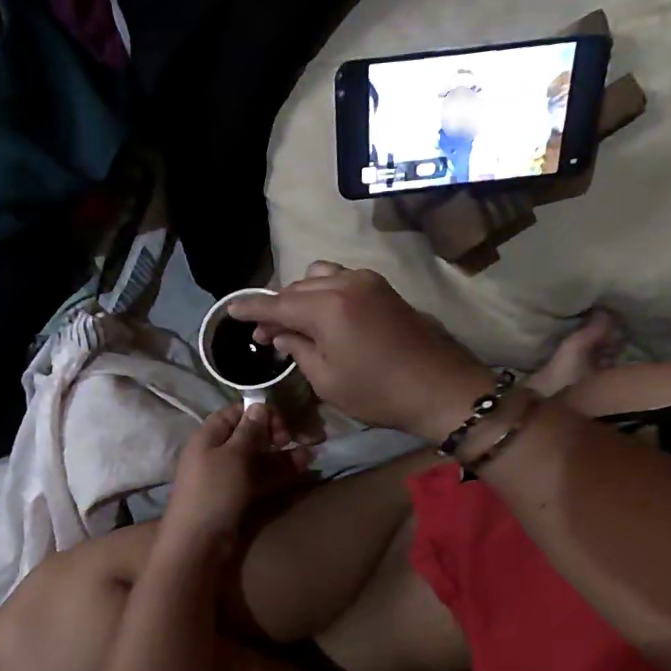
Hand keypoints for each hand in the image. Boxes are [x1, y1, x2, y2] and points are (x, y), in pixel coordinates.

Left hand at [161, 401, 306, 547]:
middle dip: (274, 434)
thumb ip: (249, 431)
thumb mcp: (233, 456)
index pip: (234, 413)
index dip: (258, 413)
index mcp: (208, 437)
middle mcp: (217, 453)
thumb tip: (260, 405)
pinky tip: (301, 469)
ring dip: (283, 455)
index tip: (281, 420)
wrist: (199, 542)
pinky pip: (261, 478)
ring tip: (309, 455)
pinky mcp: (238, 496)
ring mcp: (228, 476)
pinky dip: (279, 473)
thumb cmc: (214, 491)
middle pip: (248, 436)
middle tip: (293, 439)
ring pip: (259, 459)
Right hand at [226, 263, 490, 439]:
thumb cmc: (380, 393)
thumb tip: (280, 334)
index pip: (277, 302)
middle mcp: (345, 283)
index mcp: (326, 307)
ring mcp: (368, 281)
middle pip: (297, 287)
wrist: (440, 388)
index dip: (252, 308)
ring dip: (302, 296)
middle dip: (278, 307)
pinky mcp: (384, 288)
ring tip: (295, 323)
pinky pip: (343, 279)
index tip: (231, 311)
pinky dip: (325, 291)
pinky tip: (323, 315)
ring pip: (319, 277)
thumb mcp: (328, 380)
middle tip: (266, 334)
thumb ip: (299, 350)